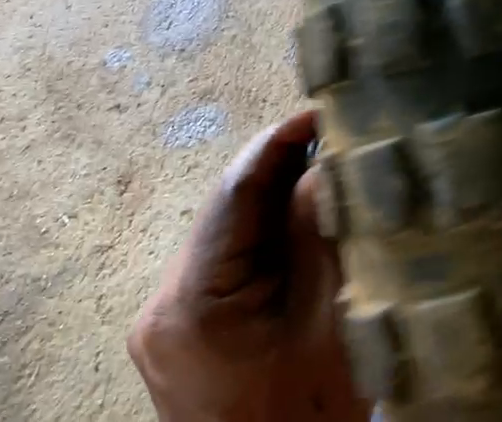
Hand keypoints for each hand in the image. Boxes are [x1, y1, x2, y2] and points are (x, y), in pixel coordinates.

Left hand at [128, 112, 366, 421]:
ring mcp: (165, 315)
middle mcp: (160, 301)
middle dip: (285, 168)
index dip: (280, 142)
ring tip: (334, 167)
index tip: (323, 109)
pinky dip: (269, 232)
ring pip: (231, 228)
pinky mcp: (181, 326)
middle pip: (229, 207)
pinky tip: (308, 217)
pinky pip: (229, 256)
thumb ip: (321, 234)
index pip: (234, 193)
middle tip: (341, 136)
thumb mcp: (327, 320)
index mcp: (190, 301)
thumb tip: (329, 161)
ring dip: (279, 199)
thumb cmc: (305, 415)